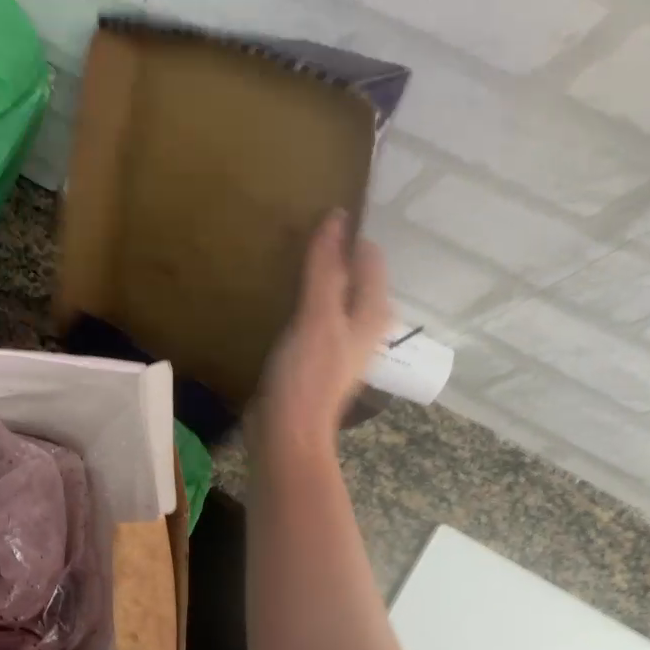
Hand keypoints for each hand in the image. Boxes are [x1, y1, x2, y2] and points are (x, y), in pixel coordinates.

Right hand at [253, 210, 392, 452]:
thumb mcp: (315, 318)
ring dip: (311, 285)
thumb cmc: (306, 375)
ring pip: (330, 299)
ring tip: (281, 270)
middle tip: (293, 242)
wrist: (286, 431)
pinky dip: (297, 308)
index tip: (311, 223)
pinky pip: (310, 321)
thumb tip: (334, 219)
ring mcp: (338, 344)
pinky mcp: (313, 360)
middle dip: (328, 259)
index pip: (367, 257)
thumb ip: (324, 270)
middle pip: (350, 278)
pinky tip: (276, 309)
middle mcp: (363, 324)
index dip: (345, 238)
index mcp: (374, 310)